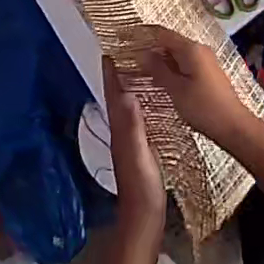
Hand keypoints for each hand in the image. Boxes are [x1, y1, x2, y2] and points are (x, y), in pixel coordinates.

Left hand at [101, 55, 165, 244]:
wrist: (143, 218)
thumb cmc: (142, 186)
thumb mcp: (139, 154)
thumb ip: (133, 126)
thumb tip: (128, 94)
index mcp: (120, 127)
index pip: (112, 91)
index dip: (110, 70)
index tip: (112, 46)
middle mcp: (122, 129)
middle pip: (117, 93)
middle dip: (120, 71)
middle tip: (129, 48)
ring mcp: (130, 138)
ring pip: (127, 103)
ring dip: (130, 83)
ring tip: (141, 64)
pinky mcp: (141, 145)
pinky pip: (138, 114)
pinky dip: (142, 100)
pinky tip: (152, 97)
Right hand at [119, 24, 253, 143]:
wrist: (233, 126)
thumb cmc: (203, 108)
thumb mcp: (175, 89)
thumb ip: (158, 69)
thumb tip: (141, 53)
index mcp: (190, 49)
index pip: (161, 33)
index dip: (141, 33)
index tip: (122, 35)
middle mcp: (198, 49)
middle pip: (168, 42)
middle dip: (148, 47)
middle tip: (126, 55)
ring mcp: (204, 61)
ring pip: (175, 54)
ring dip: (158, 59)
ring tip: (137, 68)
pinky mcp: (207, 73)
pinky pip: (183, 63)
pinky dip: (169, 68)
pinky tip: (157, 79)